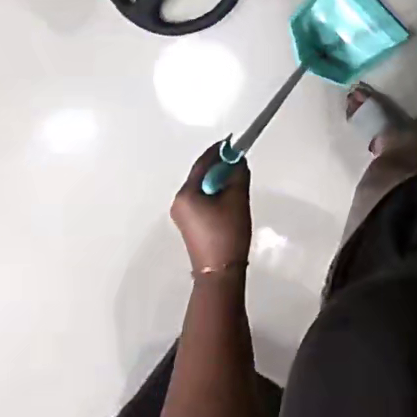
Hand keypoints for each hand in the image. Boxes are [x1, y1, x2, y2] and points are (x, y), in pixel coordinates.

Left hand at [171, 144, 251, 272]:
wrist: (221, 274)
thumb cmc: (227, 234)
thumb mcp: (237, 200)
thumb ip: (237, 174)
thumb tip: (237, 160)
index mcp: (185, 194)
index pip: (202, 164)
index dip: (218, 151)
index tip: (232, 142)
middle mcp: (179, 202)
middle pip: (200, 176)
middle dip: (219, 167)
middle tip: (238, 161)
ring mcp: (183, 215)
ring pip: (202, 189)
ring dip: (218, 182)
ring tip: (237, 179)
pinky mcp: (190, 225)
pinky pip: (202, 201)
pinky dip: (215, 195)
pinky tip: (229, 198)